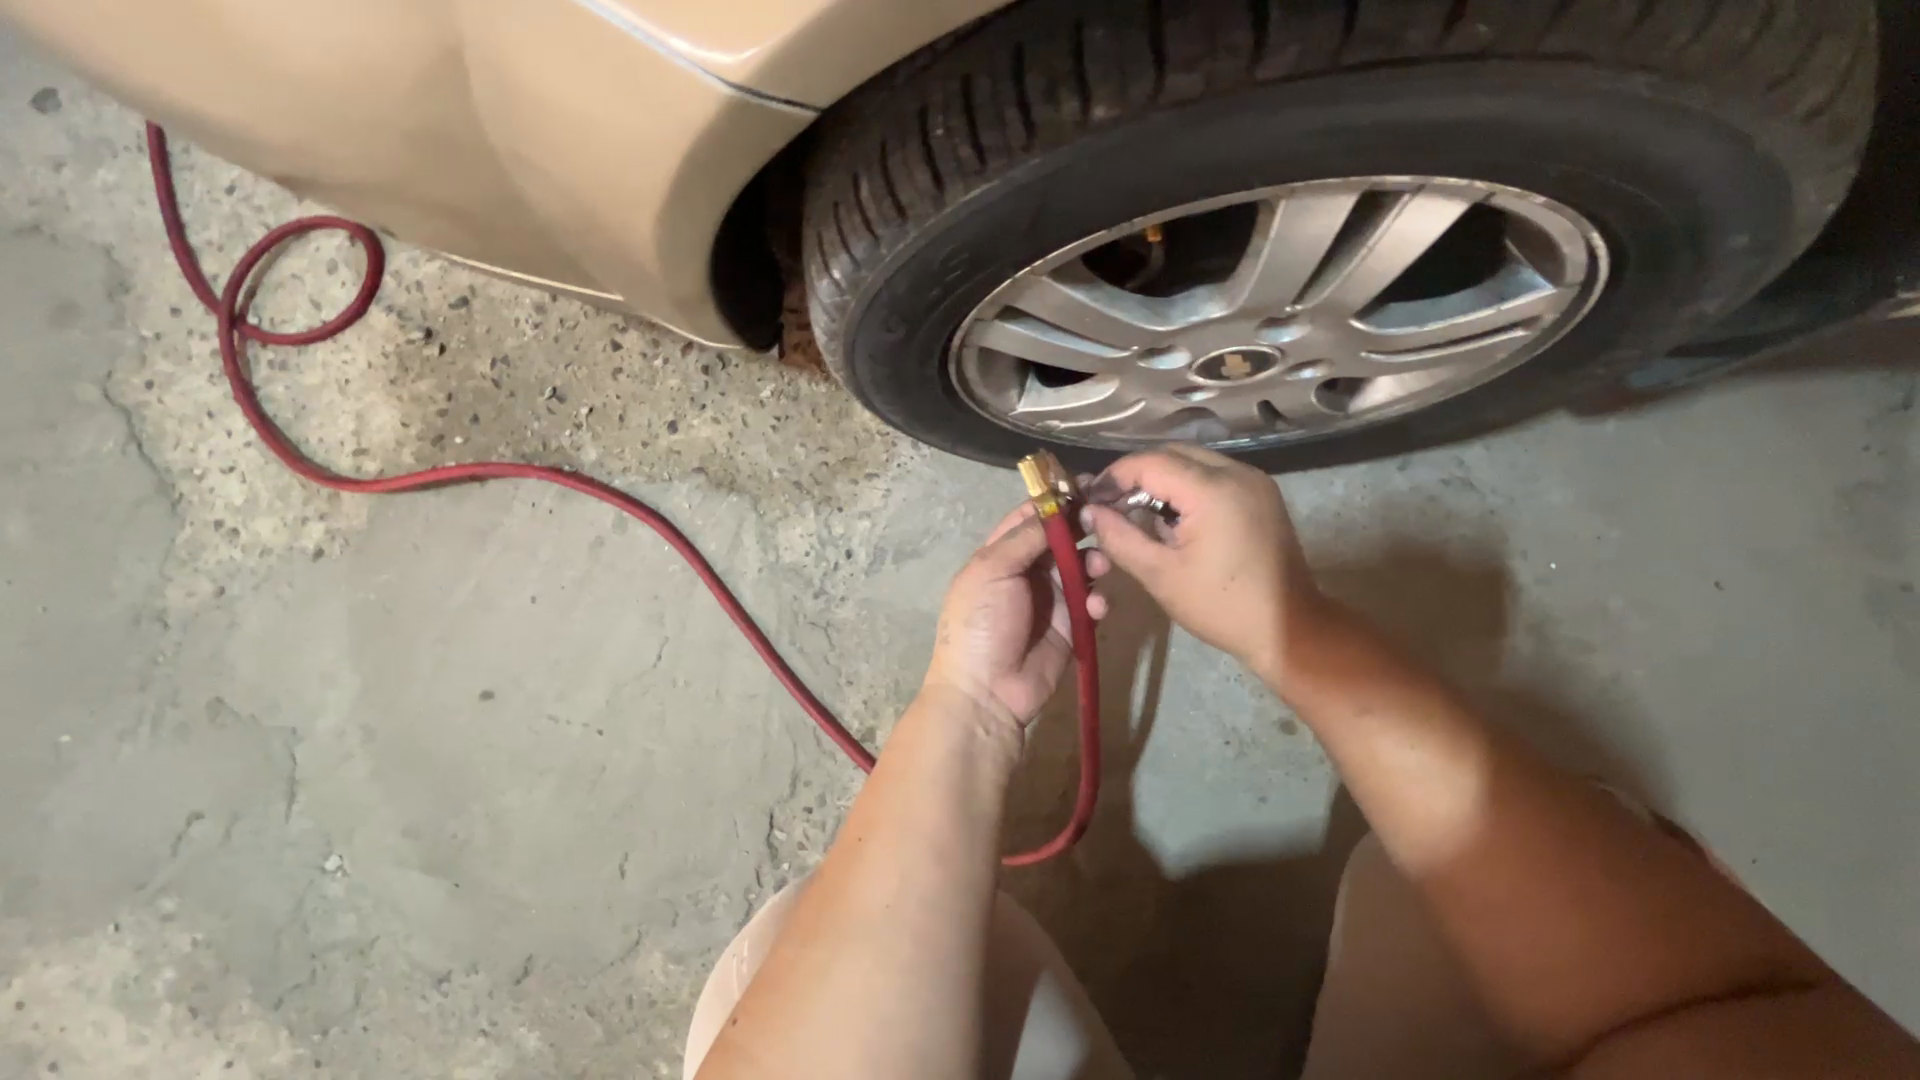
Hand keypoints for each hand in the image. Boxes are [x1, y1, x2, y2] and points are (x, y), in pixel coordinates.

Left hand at [923, 502, 1110, 730]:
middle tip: (1107, 520)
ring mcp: (1051, 600)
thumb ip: (1025, 537)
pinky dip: (1098, 601)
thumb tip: (1054, 508)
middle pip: (1061, 541)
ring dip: (1094, 563)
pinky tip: (1096, 608)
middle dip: (1084, 530)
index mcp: (999, 555)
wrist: (987, 690)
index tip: (1085, 484)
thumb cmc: (981, 623)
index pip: (1030, 518)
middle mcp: (1026, 573)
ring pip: (1081, 569)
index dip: (1055, 502)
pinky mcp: (1071, 627)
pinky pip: (1091, 604)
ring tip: (1100, 568)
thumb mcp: (992, 570)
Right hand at [1081, 444, 1329, 684]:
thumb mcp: (1160, 574)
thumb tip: (1090, 512)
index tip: (1090, 499)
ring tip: (1134, 510)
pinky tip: (1170, 517)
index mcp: (1212, 490)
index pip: (1149, 462)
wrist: (1288, 629)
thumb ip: (1120, 537)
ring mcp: (1254, 481)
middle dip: (1136, 474)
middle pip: (1172, 454)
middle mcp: (1236, 473)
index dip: (1114, 476)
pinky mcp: (1261, 494)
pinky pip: (1214, 475)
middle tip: (1108, 504)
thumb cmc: (1220, 606)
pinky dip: (1186, 487)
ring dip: (1161, 479)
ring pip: (1194, 462)